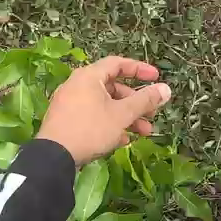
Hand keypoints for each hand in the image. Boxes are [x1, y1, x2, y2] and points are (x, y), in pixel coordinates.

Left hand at [35, 57, 172, 166]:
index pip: (118, 64)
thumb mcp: (122, 114)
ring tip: (142, 132)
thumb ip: (145, 100)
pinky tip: (122, 140)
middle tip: (152, 114)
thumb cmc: (91, 128)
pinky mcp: (66, 120)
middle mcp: (77, 85)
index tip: (156, 77)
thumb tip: (166, 89)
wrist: (54, 156)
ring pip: (104, 104)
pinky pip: (93, 116)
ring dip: (126, 116)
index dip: (139, 69)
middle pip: (113, 87)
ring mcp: (69, 103)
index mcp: (89, 76)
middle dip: (136, 102)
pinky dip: (110, 124)